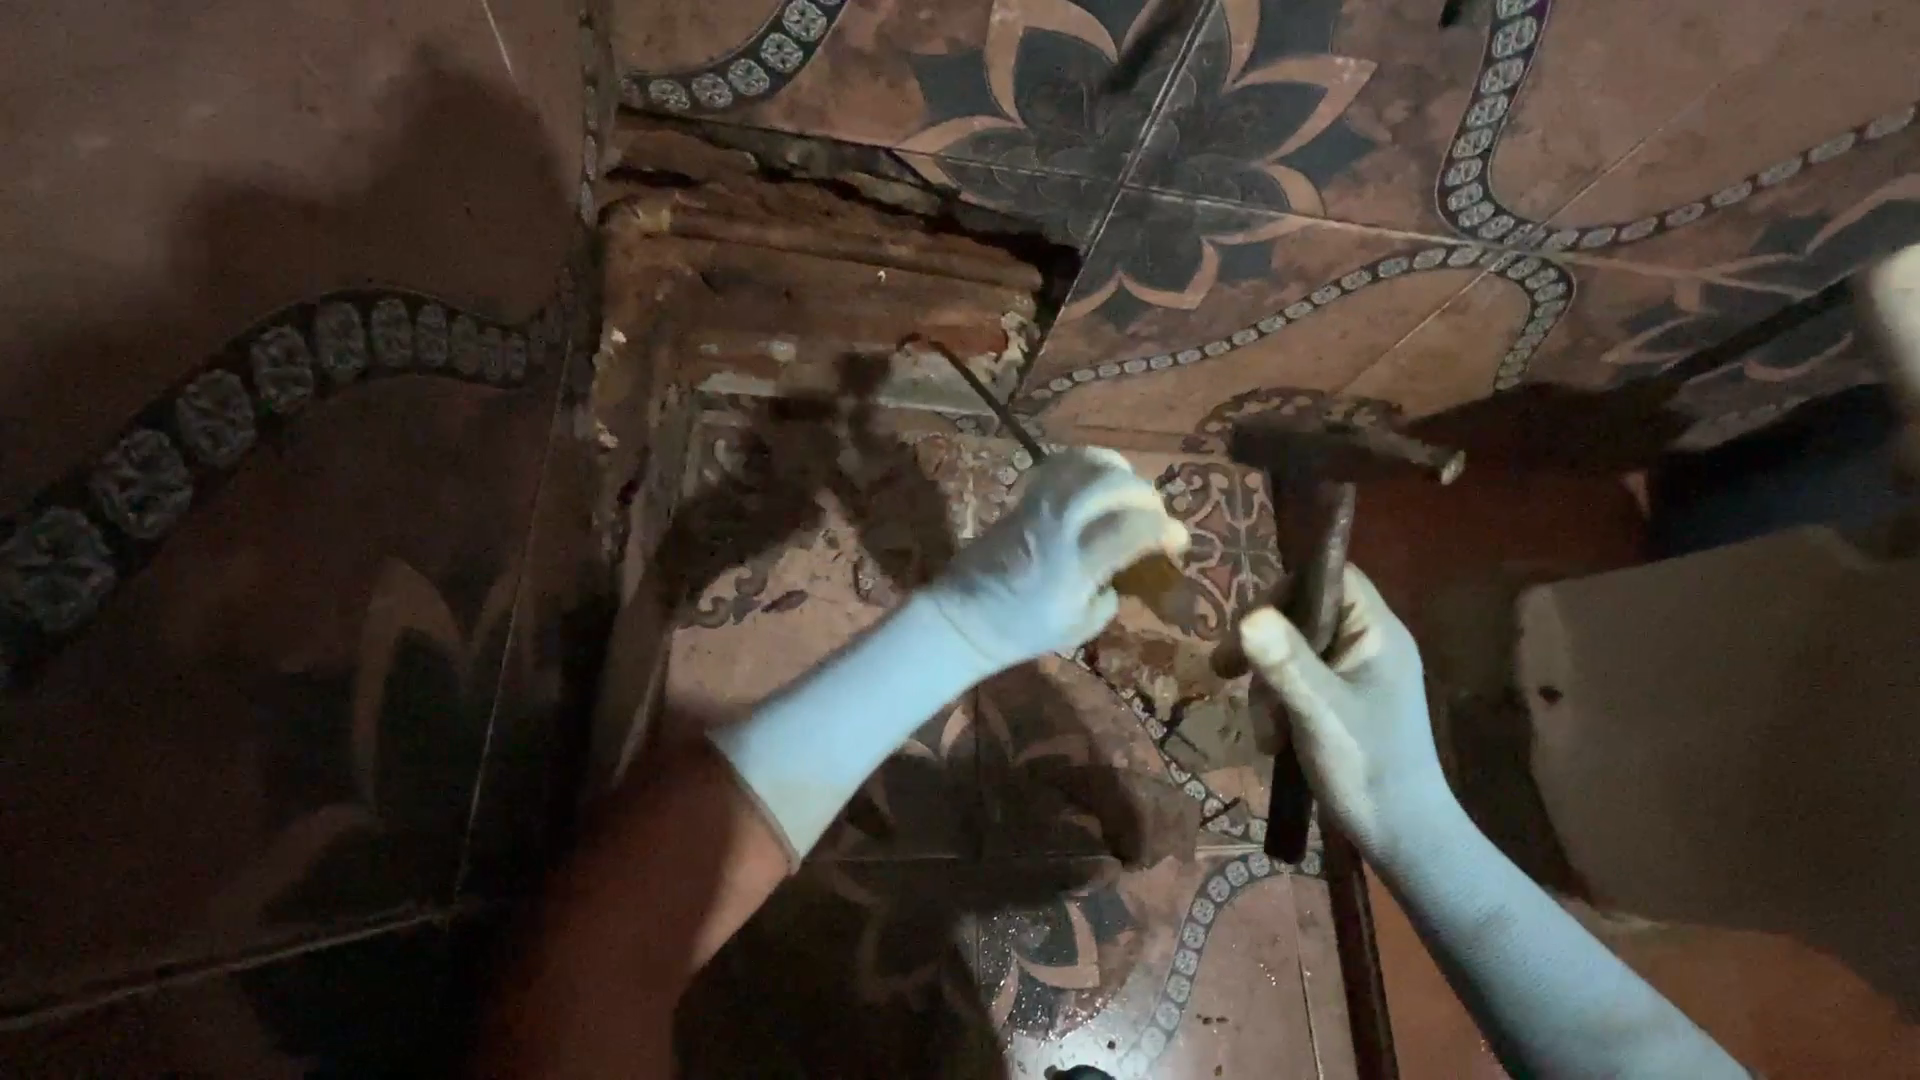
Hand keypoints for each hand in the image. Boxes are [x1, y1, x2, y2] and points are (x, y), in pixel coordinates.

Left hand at [923, 447, 1188, 674]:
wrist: (964, 617)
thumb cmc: (1021, 631)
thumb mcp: (1078, 628)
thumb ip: (1109, 595)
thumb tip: (1121, 571)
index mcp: (1074, 567)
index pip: (1130, 529)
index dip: (1164, 529)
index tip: (1177, 539)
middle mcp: (1058, 529)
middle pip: (1110, 485)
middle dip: (1145, 493)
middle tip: (1154, 512)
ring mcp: (1036, 508)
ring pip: (1083, 464)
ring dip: (1116, 470)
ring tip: (1128, 488)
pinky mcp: (1021, 500)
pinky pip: (1058, 466)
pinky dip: (1085, 465)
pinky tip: (1095, 481)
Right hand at [1237, 564, 1449, 850]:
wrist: (1402, 839)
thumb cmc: (1369, 767)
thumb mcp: (1319, 711)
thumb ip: (1286, 663)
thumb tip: (1247, 617)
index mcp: (1377, 632)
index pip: (1330, 577)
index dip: (1287, 588)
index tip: (1250, 622)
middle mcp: (1366, 643)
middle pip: (1301, 614)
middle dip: (1263, 647)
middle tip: (1226, 672)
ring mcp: (1353, 673)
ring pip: (1289, 651)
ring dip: (1265, 685)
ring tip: (1265, 730)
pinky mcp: (1339, 701)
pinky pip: (1294, 681)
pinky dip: (1275, 705)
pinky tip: (1272, 739)